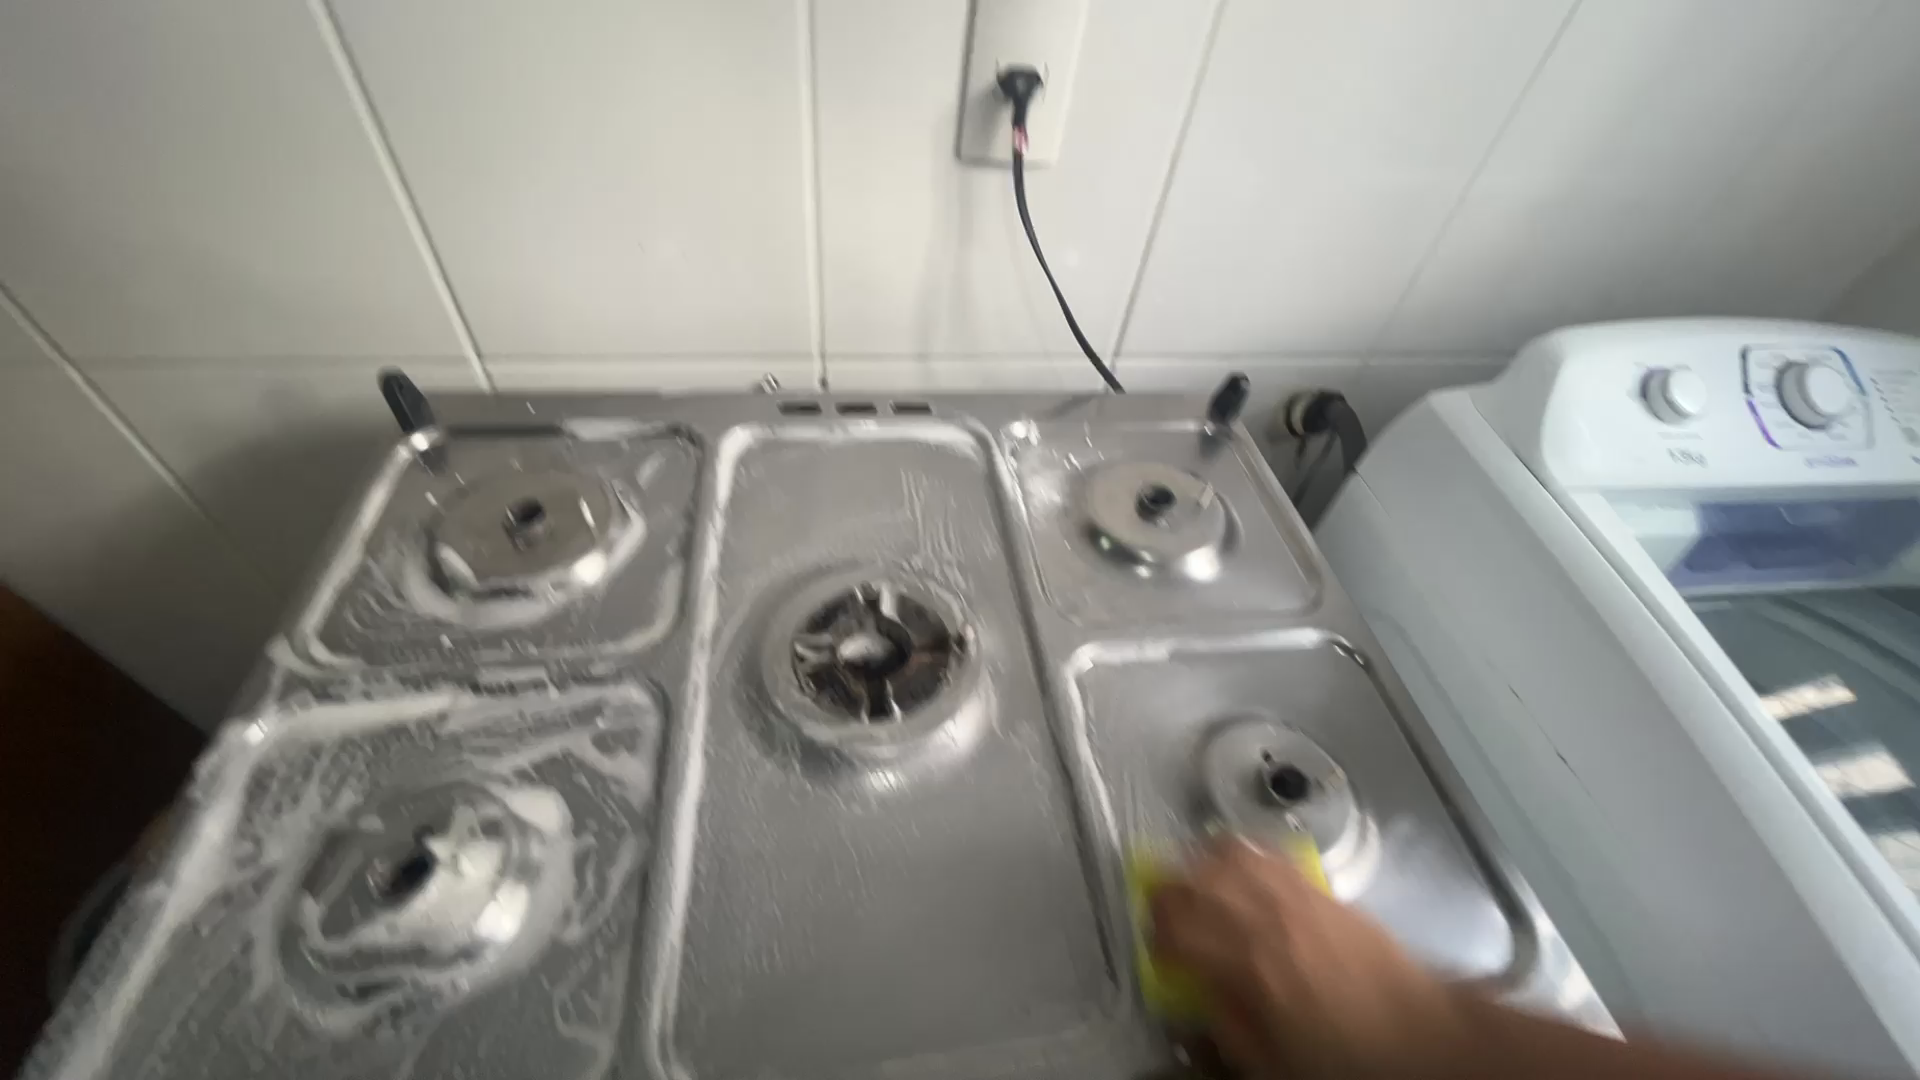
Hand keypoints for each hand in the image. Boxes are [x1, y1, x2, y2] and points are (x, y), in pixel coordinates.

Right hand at [1148, 837, 1468, 1078]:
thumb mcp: (1269, 1062)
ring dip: (1198, 865)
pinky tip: (1239, 872)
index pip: (1172, 925)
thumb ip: (1221, 1020)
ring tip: (1197, 885)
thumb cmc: (1343, 1058)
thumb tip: (1191, 987)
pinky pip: (1261, 850)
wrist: (1423, 1037)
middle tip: (1166, 914)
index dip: (1154, 934)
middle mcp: (1260, 912)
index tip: (1158, 950)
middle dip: (1166, 893)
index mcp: (1245, 961)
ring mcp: (1288, 889)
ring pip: (1222, 850)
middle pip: (1189, 877)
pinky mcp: (1314, 882)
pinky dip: (1239, 855)